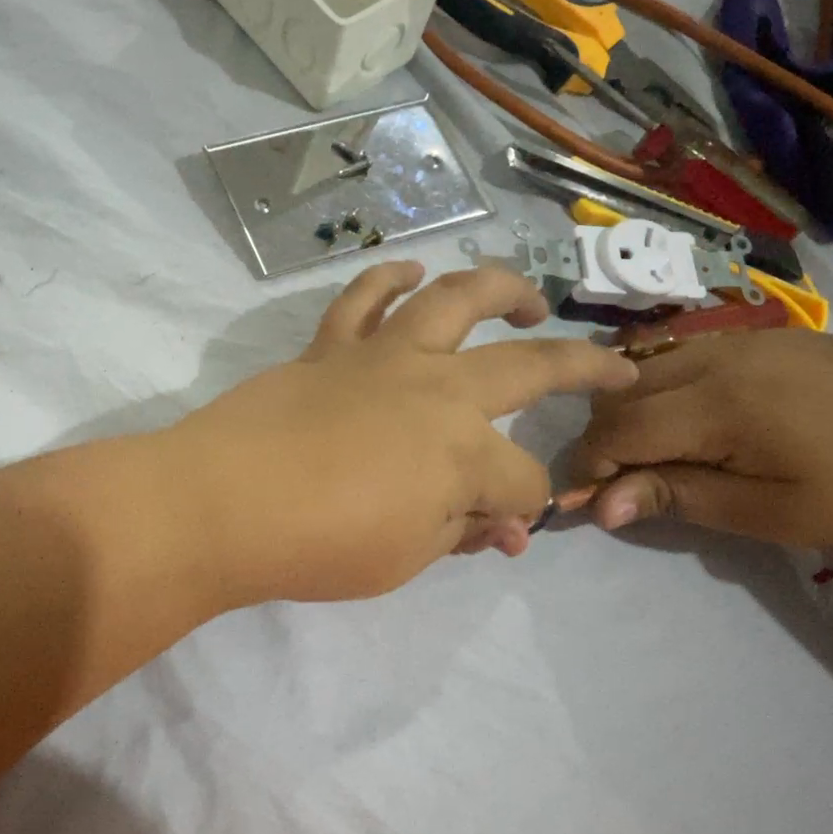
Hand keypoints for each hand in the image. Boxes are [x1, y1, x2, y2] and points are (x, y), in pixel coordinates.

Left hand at [162, 262, 637, 602]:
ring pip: (456, 299)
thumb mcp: (403, 560)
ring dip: (502, 288)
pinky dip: (389, 280)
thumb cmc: (316, 547)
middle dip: (584, 368)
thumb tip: (500, 529)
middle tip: (612, 370)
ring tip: (526, 296)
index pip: (522, 482)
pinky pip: (363, 298)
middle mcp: (438, 389)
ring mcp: (382, 358)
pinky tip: (408, 273)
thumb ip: (457, 533)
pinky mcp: (327, 348)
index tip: (505, 530)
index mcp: (464, 453)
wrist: (220, 505)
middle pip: (530, 368)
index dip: (523, 510)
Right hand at [574, 330, 832, 549]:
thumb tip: (596, 506)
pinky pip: (688, 354)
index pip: (616, 429)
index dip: (589, 468)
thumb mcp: (766, 512)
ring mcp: (749, 338)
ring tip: (655, 456)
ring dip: (631, 412)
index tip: (586, 505)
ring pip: (648, 367)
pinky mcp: (771, 336)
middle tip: (621, 485)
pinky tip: (693, 422)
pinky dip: (666, 389)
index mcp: (723, 402)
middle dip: (603, 439)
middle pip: (621, 391)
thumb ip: (675, 496)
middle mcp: (724, 354)